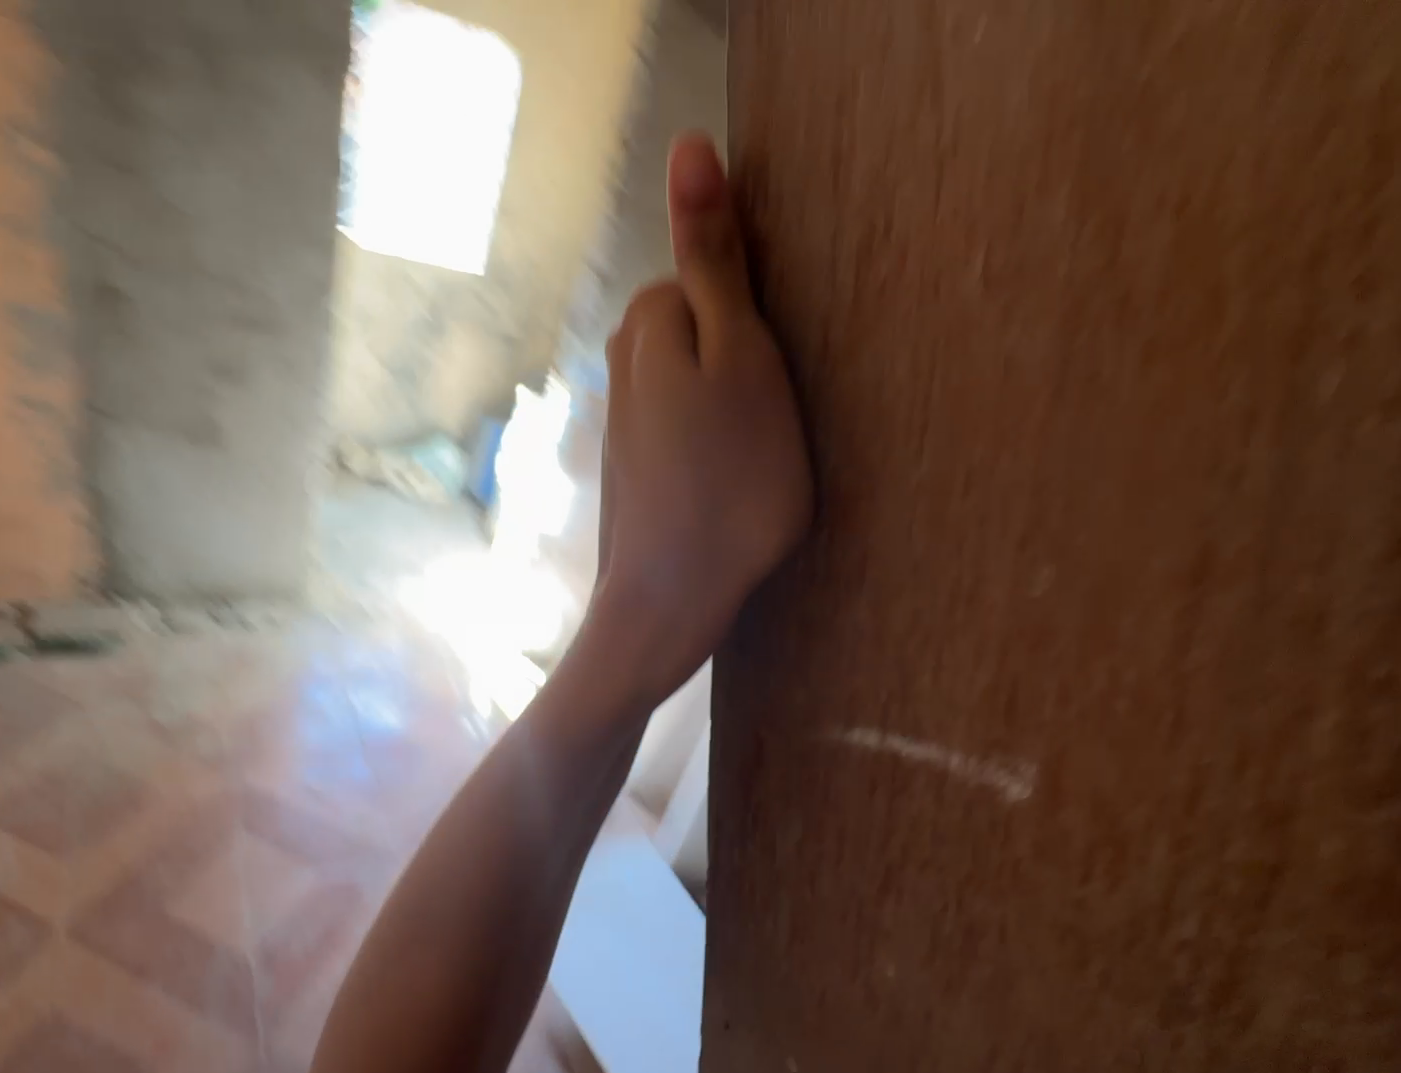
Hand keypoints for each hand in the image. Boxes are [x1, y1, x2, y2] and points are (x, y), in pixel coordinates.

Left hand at [591, 132, 813, 700]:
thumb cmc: (727, 477)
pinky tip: (728, 476)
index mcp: (647, 327)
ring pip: (691, 378)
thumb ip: (715, 259)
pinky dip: (711, 439)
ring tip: (757, 450)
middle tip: (773, 411)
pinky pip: (682, 423)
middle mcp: (623, 365)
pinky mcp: (632, 465)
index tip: (776, 364)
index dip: (751, 312)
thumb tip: (688, 147)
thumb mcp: (741, 354)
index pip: (703, 275)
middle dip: (738, 351)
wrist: (672, 598)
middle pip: (696, 324)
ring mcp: (623, 421)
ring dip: (729, 401)